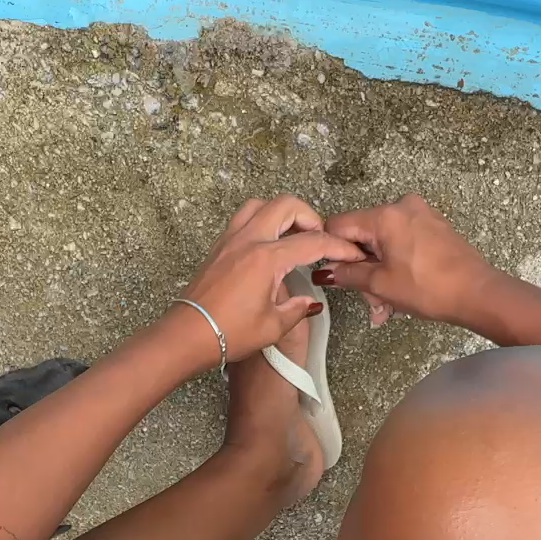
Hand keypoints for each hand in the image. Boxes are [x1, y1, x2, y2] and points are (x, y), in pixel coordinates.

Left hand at [172, 195, 365, 364]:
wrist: (189, 335)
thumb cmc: (228, 333)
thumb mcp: (273, 327)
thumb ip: (297, 309)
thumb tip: (309, 301)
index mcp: (266, 258)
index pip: (312, 243)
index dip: (337, 247)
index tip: (351, 253)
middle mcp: (248, 240)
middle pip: (286, 205)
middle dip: (310, 216)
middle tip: (319, 238)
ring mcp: (230, 240)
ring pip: (260, 205)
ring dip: (281, 213)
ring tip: (293, 235)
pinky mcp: (218, 247)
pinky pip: (243, 218)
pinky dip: (262, 221)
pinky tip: (269, 245)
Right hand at [318, 194, 503, 328]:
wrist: (477, 294)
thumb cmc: (429, 288)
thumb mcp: (380, 284)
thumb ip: (347, 274)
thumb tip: (327, 271)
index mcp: (385, 215)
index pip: (339, 225)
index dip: (333, 252)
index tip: (340, 276)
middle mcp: (402, 206)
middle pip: (363, 236)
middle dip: (362, 271)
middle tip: (370, 302)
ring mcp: (420, 215)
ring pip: (383, 244)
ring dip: (379, 275)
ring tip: (386, 308)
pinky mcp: (433, 227)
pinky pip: (402, 244)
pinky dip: (395, 267)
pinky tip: (399, 294)